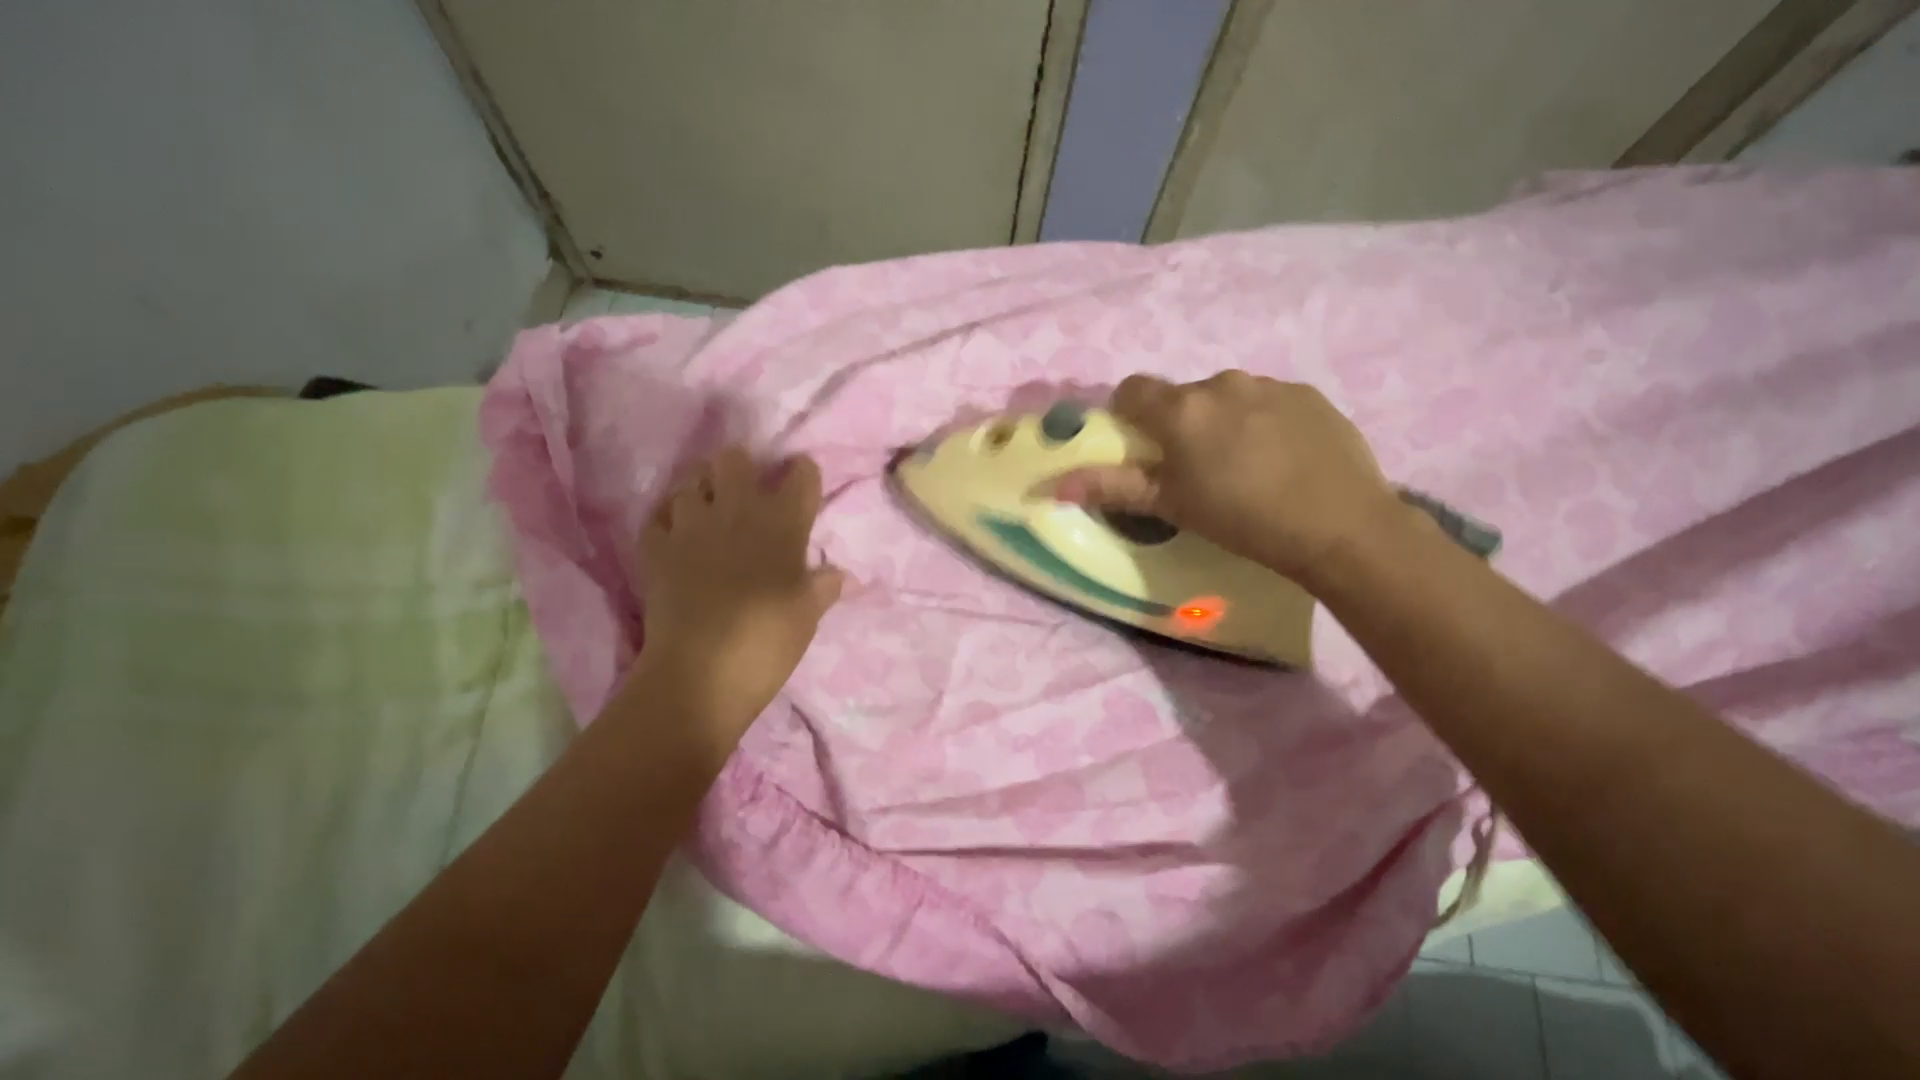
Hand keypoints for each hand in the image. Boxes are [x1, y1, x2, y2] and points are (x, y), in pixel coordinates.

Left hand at [630, 446, 843, 742]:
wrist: (701, 674)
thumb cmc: (768, 643)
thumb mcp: (807, 616)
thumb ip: (824, 588)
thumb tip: (843, 577)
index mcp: (782, 522)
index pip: (801, 474)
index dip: (803, 476)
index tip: (802, 489)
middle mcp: (736, 509)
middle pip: (734, 458)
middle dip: (742, 469)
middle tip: (746, 494)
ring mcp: (690, 525)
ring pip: (690, 482)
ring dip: (701, 493)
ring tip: (708, 515)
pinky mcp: (655, 548)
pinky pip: (658, 517)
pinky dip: (667, 522)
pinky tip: (676, 538)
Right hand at [1057, 372, 1404, 581]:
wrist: (1340, 525)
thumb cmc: (1242, 520)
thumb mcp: (1172, 507)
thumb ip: (1113, 487)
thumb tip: (1054, 485)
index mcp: (1181, 409)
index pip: (1133, 390)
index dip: (1129, 415)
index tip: (1143, 447)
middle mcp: (1221, 383)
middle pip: (1184, 396)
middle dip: (1184, 425)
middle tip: (1200, 471)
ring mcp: (1270, 385)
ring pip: (1230, 398)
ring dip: (1227, 423)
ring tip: (1249, 470)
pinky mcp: (1310, 395)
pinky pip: (1272, 402)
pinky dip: (1268, 424)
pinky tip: (1286, 462)